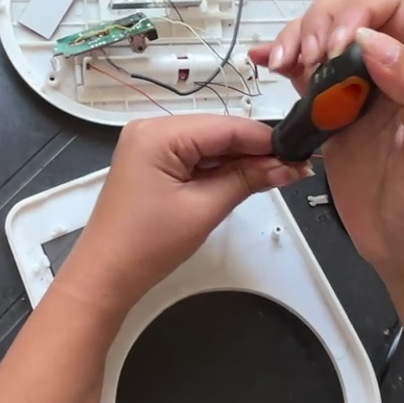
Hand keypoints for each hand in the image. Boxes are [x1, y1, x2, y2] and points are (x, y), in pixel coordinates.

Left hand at [56, 115, 308, 316]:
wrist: (105, 276)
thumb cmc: (144, 245)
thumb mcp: (204, 209)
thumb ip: (247, 180)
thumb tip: (284, 166)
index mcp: (157, 134)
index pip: (225, 127)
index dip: (265, 139)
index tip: (298, 151)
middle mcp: (150, 130)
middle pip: (217, 131)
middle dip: (255, 149)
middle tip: (293, 165)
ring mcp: (148, 145)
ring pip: (207, 143)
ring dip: (239, 159)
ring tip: (276, 173)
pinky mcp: (151, 162)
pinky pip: (193, 155)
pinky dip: (218, 167)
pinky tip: (244, 177)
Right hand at [249, 0, 403, 293]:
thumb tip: (372, 43)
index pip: (389, 8)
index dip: (358, 13)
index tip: (336, 46)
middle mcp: (387, 70)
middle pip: (348, 12)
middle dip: (320, 22)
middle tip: (308, 57)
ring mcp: (353, 91)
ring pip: (320, 36)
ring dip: (296, 37)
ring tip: (282, 61)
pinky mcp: (328, 113)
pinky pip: (303, 73)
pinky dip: (281, 60)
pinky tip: (267, 61)